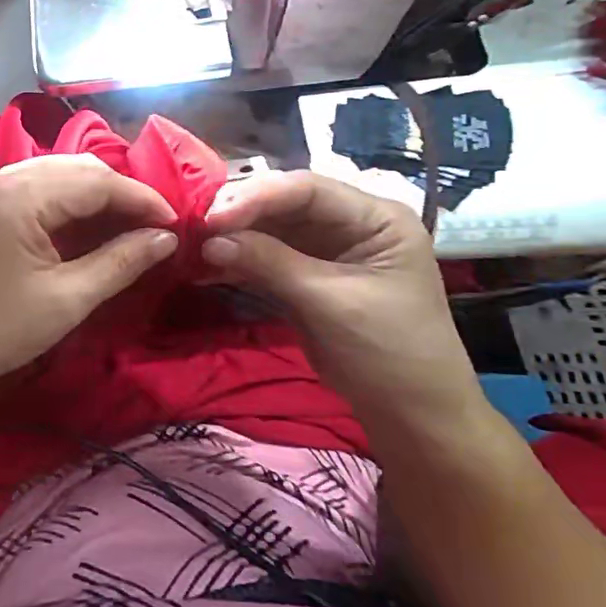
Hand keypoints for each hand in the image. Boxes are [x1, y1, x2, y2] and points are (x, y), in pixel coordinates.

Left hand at [0, 155, 179, 409]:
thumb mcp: (69, 298)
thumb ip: (122, 261)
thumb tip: (167, 238)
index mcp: (22, 195)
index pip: (98, 181)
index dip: (143, 198)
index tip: (177, 223)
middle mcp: (5, 178)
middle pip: (79, 169)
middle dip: (121, 193)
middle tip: (156, 226)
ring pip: (59, 174)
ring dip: (97, 195)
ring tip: (130, 225)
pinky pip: (39, 188)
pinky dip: (70, 202)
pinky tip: (89, 225)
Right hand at [200, 169, 480, 424]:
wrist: (413, 416)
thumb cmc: (388, 353)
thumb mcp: (330, 303)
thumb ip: (271, 264)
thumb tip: (210, 241)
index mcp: (376, 218)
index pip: (308, 190)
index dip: (257, 196)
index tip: (213, 216)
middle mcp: (350, 224)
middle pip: (285, 205)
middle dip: (239, 214)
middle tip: (195, 227)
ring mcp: (327, 250)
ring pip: (270, 230)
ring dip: (232, 237)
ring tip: (192, 245)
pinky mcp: (307, 276)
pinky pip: (265, 258)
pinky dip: (237, 261)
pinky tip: (204, 266)